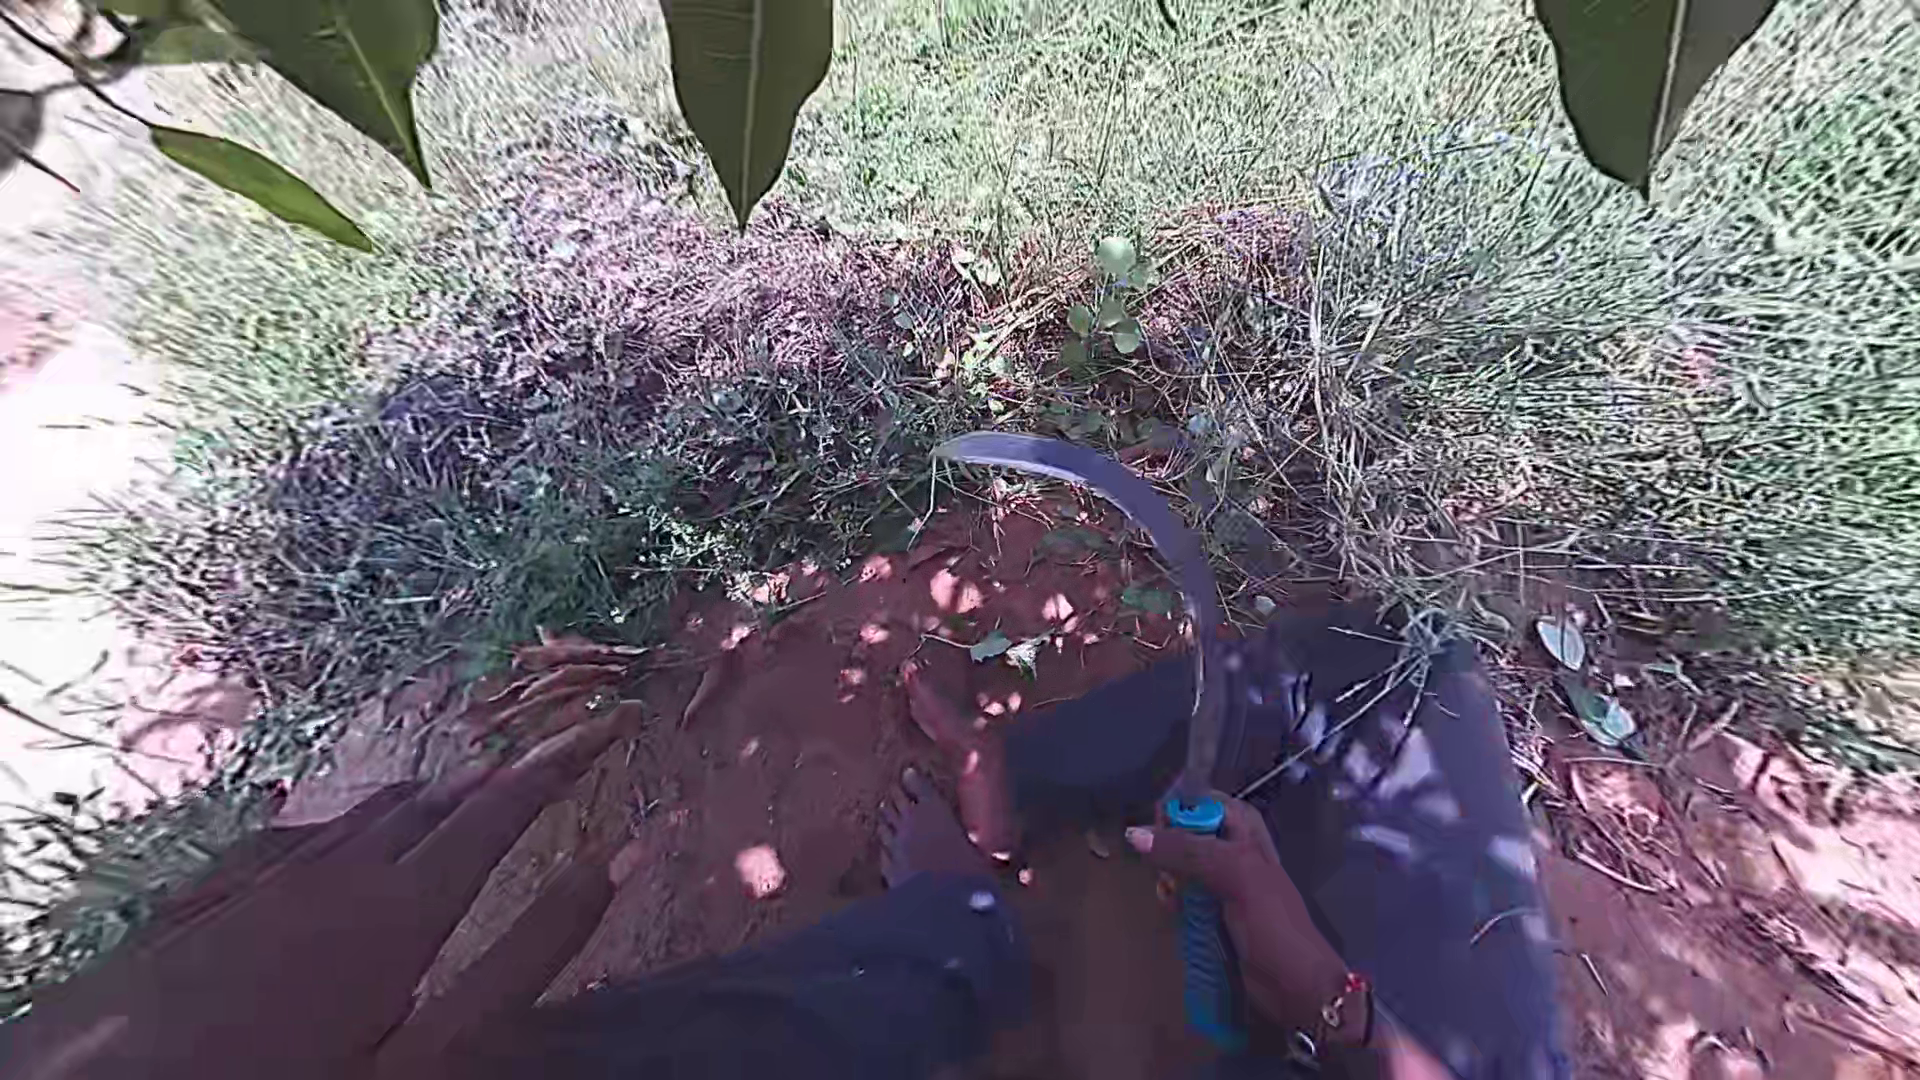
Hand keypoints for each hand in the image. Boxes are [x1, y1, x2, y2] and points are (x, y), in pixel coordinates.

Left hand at [3, 708, 636, 1079]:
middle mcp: (337, 873)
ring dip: (435, 792)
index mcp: (405, 901)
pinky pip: (283, 842)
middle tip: (556, 750)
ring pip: (369, 813)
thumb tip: (634, 847)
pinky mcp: (182, 922)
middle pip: (445, 797)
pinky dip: (340, 824)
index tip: (615, 717)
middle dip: (511, 768)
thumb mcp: (438, 1054)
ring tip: (474, 782)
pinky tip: (339, 834)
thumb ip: (540, 945)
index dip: (571, 754)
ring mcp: (252, 893)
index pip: (512, 801)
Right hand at [1126, 795, 1355, 1040]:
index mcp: (1240, 824)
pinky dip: (1169, 895)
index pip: (1194, 797)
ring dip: (1165, 874)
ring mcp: (1218, 875)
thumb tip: (1133, 835)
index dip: (1171, 810)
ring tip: (1169, 892)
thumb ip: (1184, 849)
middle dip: (1163, 846)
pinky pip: (1178, 887)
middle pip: (1178, 827)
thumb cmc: (1272, 922)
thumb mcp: (1232, 872)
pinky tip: (1170, 906)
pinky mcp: (1209, 904)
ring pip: (1174, 859)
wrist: (1296, 989)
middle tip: (1163, 867)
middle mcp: (1228, 843)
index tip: (1157, 830)